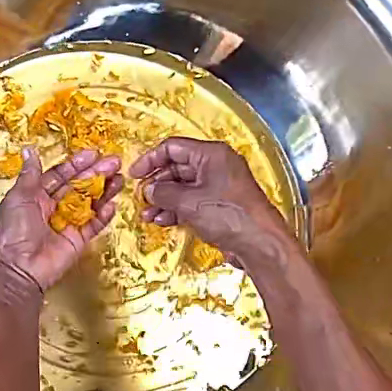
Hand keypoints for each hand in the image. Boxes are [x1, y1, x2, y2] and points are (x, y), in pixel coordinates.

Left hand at [0, 147, 122, 299]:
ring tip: (120, 178)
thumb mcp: (18, 197)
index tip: (93, 154)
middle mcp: (51, 209)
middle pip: (78, 187)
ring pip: (89, 203)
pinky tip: (113, 203)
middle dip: (96, 173)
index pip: (59, 176)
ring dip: (104, 190)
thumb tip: (29, 149)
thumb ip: (30, 174)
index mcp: (35, 196)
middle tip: (115, 161)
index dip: (76, 165)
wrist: (17, 269)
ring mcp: (66, 225)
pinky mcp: (77, 241)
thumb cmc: (12, 232)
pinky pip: (93, 225)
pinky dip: (103, 215)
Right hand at [130, 137, 290, 258]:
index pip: (172, 148)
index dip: (150, 160)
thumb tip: (148, 190)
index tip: (133, 175)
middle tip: (139, 198)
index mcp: (210, 154)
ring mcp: (217, 185)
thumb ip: (163, 192)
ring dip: (162, 200)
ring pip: (181, 187)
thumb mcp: (188, 202)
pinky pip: (190, 201)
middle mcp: (214, 165)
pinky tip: (161, 220)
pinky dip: (174, 209)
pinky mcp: (218, 204)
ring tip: (147, 215)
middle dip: (155, 183)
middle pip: (175, 167)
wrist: (258, 242)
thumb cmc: (226, 214)